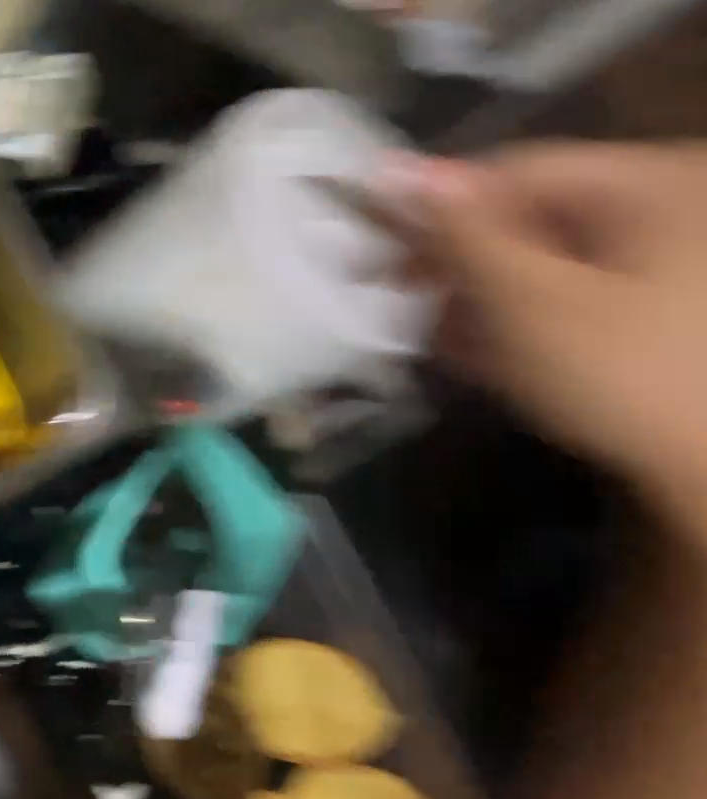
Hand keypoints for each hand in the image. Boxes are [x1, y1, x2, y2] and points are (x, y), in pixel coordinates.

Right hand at [403, 142, 706, 537]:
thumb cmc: (620, 375)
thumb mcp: (527, 302)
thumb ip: (461, 235)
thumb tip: (393, 170)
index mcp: (655, 182)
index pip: (512, 173)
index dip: (435, 213)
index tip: (377, 268)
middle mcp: (673, 200)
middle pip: (529, 215)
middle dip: (459, 265)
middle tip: (407, 313)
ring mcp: (674, 252)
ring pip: (543, 256)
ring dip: (481, 297)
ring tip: (447, 345)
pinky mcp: (665, 298)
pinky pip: (572, 287)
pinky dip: (521, 315)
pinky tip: (491, 354)